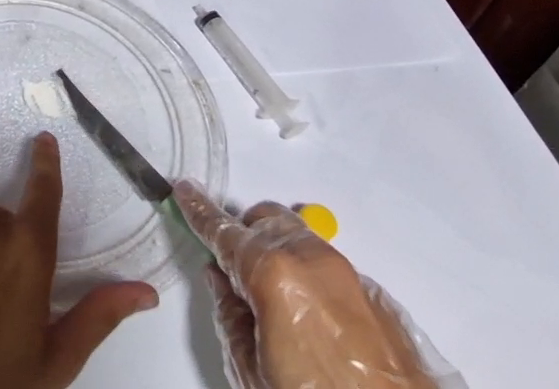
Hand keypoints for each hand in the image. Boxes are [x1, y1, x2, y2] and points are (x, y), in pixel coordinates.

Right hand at [173, 182, 437, 388]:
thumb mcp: (251, 368)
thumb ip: (229, 315)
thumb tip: (222, 281)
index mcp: (273, 274)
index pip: (225, 232)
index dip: (199, 211)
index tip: (184, 190)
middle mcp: (311, 261)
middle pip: (266, 221)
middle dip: (243, 232)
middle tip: (229, 264)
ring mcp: (348, 274)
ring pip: (298, 236)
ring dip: (275, 248)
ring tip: (267, 292)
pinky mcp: (374, 295)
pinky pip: (325, 265)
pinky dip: (304, 271)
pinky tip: (304, 311)